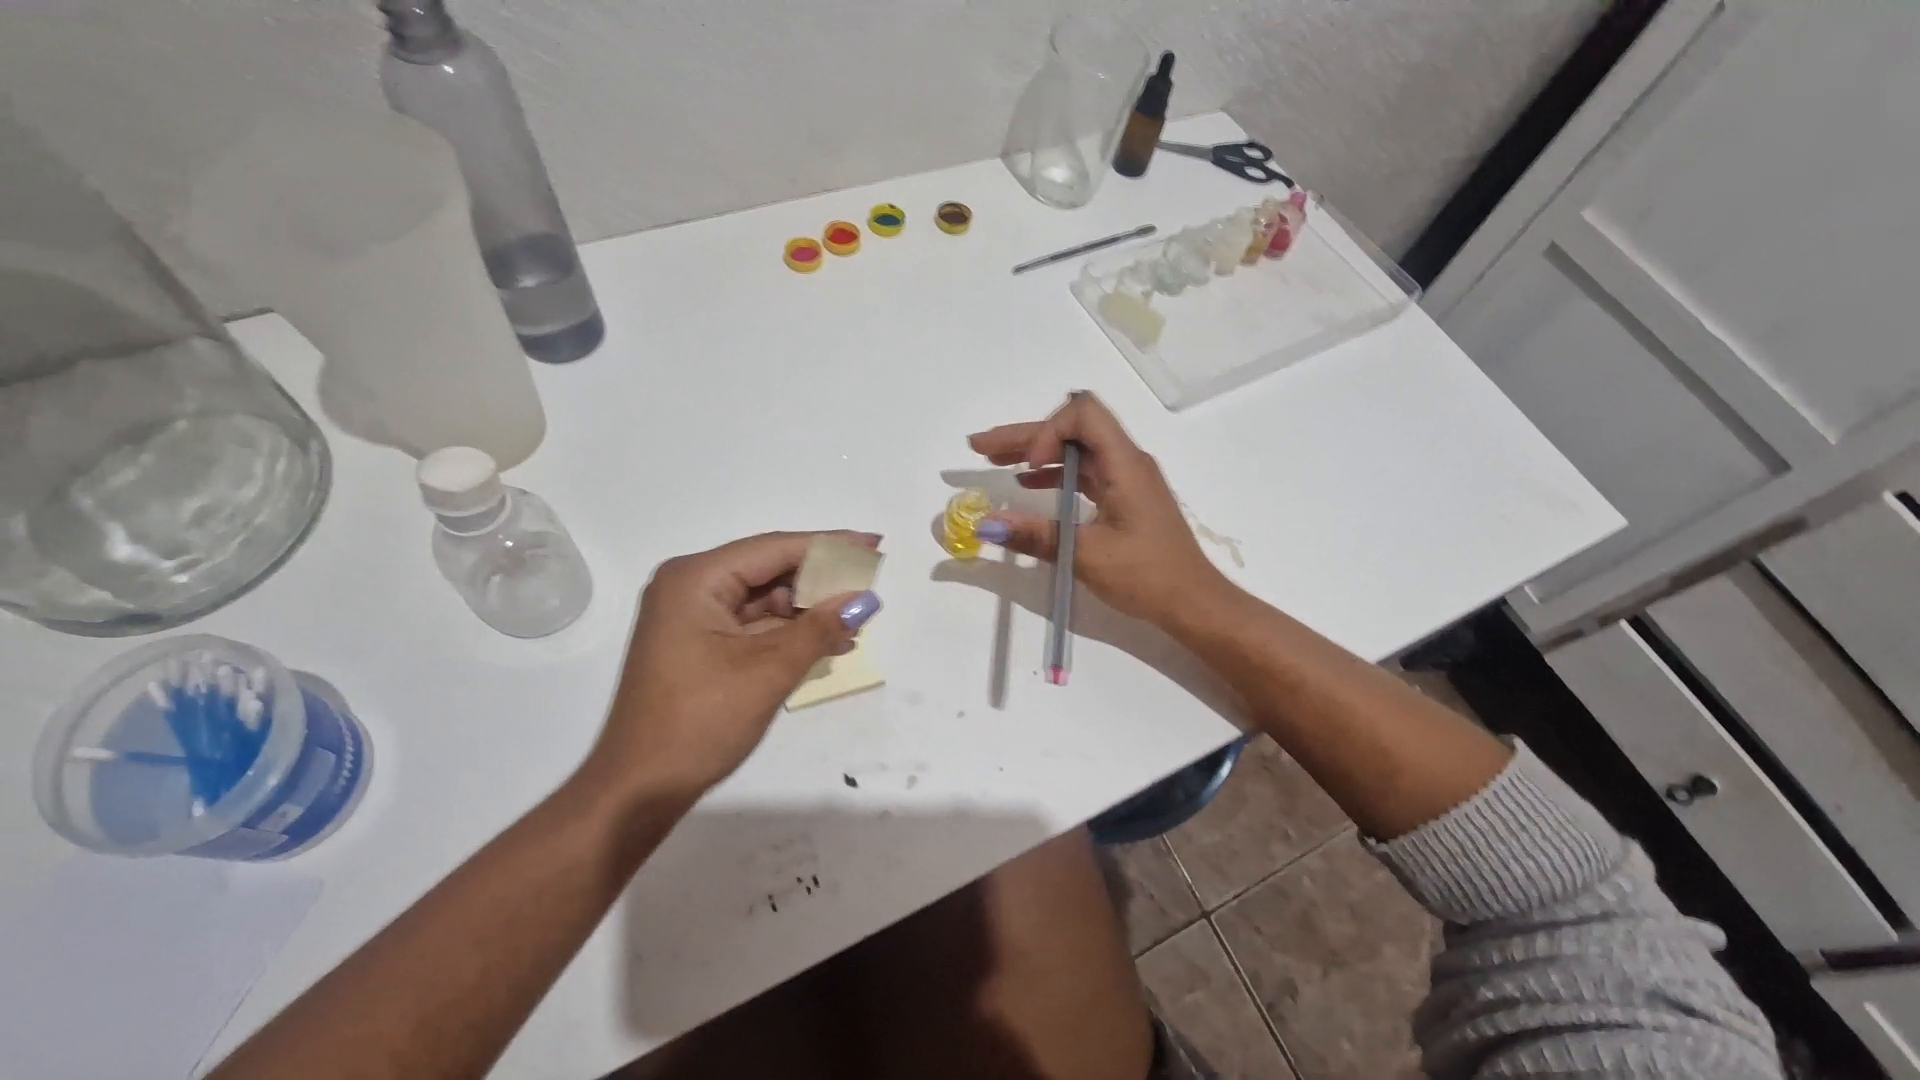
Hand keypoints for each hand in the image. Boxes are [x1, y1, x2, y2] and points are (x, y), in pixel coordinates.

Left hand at [585, 532, 883, 803]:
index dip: (829, 546)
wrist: (640, 788)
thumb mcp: (768, 671)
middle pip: (768, 570)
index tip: (874, 545)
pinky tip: (827, 644)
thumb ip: (819, 629)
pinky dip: (787, 633)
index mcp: (695, 579)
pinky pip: (751, 626)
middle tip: (869, 586)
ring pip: (762, 600)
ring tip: (856, 623)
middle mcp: (689, 587)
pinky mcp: (697, 646)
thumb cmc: (699, 723)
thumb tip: (864, 599)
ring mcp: (690, 618)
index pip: (774, 549)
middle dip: (820, 581)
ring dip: (807, 612)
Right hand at [967, 393, 1226, 627]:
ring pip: (1076, 450)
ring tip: (994, 461)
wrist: (1192, 601)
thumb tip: (984, 524)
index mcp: (1125, 464)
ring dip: (1035, 452)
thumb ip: (1035, 535)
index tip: (1027, 468)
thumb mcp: (1085, 555)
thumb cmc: (1146, 575)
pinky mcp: (1124, 498)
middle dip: (1024, 435)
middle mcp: (1127, 462)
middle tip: (979, 447)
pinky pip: (1084, 472)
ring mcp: (1127, 479)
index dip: (1047, 432)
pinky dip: (1053, 473)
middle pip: (1072, 429)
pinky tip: (1027, 484)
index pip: (1082, 414)